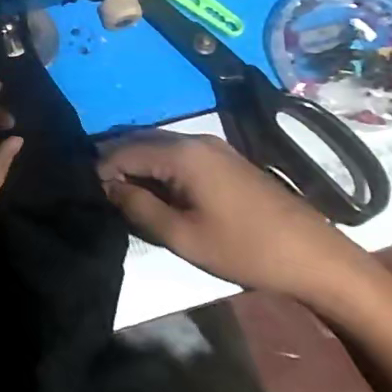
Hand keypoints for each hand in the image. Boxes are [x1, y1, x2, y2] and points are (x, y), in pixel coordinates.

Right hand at [96, 133, 370, 304]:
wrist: (307, 252)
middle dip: (115, 162)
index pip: (124, 149)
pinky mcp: (225, 158)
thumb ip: (139, 207)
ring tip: (118, 196)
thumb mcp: (183, 235)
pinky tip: (153, 192)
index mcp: (183, 153)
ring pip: (160, 146)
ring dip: (137, 165)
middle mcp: (196, 139)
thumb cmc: (243, 248)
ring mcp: (214, 146)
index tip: (84, 193)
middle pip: (141, 141)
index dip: (99, 169)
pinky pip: (179, 155)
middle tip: (95, 193)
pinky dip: (159, 168)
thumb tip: (106, 186)